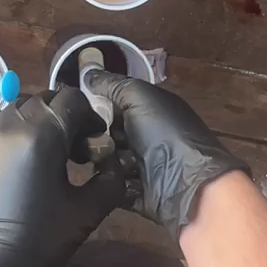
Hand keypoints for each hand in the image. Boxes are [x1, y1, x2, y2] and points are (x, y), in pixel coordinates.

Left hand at [0, 87, 130, 266]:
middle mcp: (12, 124)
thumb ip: (109, 179)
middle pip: (46, 98)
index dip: (89, 116)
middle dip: (65, 115)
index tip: (93, 140)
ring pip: (19, 104)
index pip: (72, 100)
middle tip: (73, 147)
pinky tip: (20, 151)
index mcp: (42, 135)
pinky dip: (12, 124)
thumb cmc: (40, 241)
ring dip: (38, 117)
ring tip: (46, 148)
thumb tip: (113, 161)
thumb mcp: (86, 212)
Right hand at [95, 74, 248, 235]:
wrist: (189, 185)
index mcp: (153, 111)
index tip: (76, 108)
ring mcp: (146, 168)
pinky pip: (116, 188)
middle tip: (80, 136)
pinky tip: (96, 179)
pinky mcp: (141, 194)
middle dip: (95, 135)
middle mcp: (150, 137)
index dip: (98, 104)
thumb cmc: (166, 133)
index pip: (118, 103)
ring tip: (90, 158)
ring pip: (111, 161)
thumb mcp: (139, 97)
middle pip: (112, 133)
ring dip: (100, 159)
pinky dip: (107, 184)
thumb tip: (89, 72)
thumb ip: (113, 84)